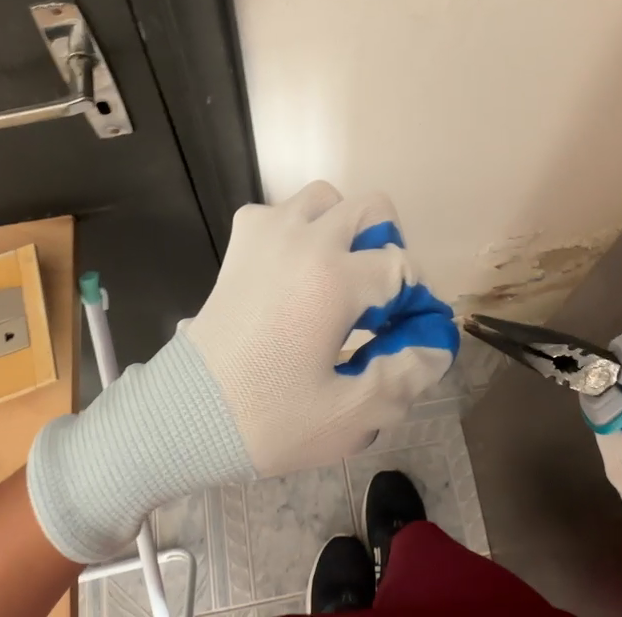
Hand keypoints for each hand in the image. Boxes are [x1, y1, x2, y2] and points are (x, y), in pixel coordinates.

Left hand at [28, 181, 456, 561]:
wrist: (185, 415)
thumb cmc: (267, 420)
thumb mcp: (348, 416)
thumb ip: (404, 375)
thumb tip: (436, 344)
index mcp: (334, 278)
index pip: (402, 267)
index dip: (415, 301)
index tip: (405, 334)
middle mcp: (304, 238)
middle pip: (372, 209)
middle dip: (387, 249)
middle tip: (378, 301)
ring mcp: (267, 230)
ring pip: (327, 200)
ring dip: (345, 231)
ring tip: (339, 281)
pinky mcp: (241, 239)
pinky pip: (285, 212)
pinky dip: (302, 231)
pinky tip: (295, 276)